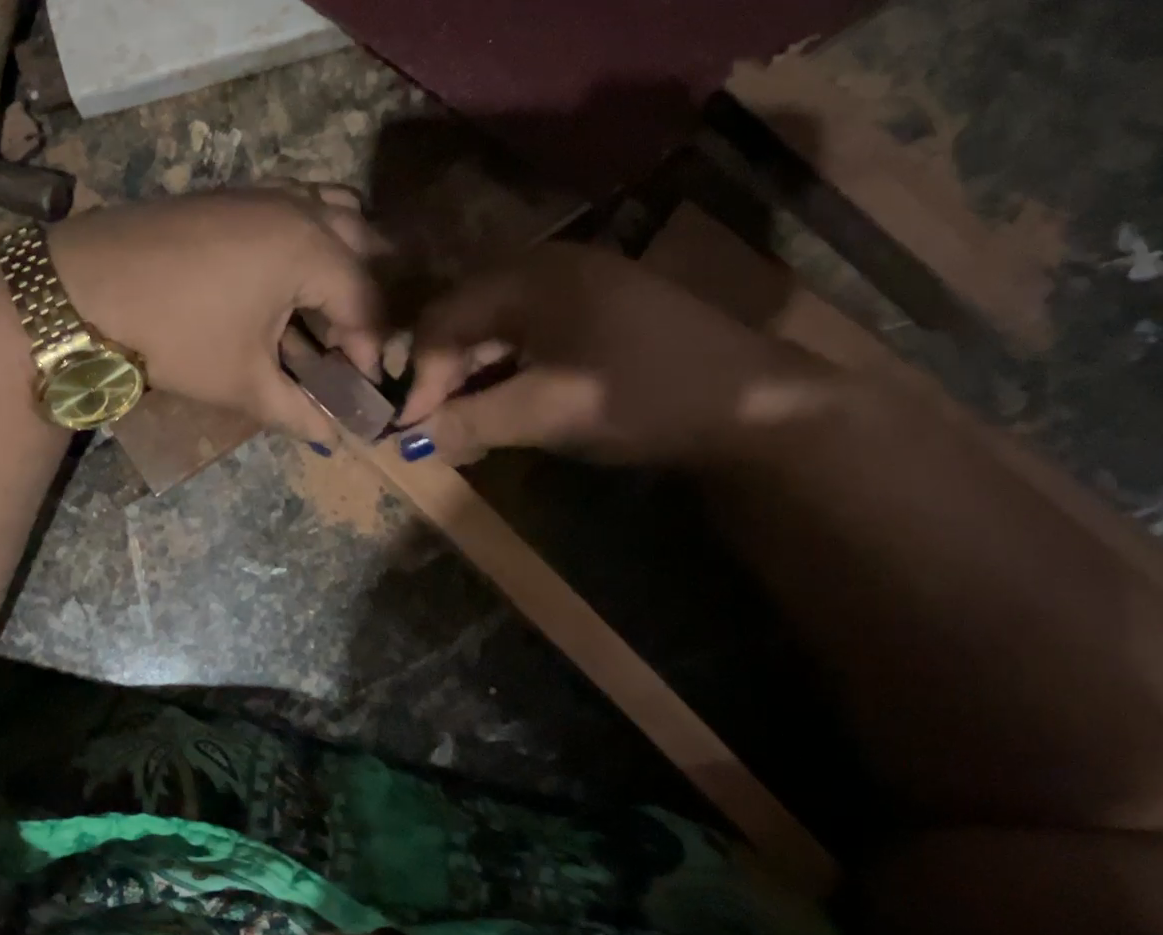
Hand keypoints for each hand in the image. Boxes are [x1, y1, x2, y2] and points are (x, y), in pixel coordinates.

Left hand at [46, 186, 384, 444]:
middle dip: (367, 297)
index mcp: (311, 250)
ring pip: (334, 209)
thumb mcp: (242, 383)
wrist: (83, 286)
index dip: (370, 349)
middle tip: (348, 344)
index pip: (366, 301)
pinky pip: (296, 201)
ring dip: (346, 253)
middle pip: (364, 244)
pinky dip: (311, 232)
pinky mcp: (232, 193)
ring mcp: (263, 192)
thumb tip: (332, 437)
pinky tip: (286, 275)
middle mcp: (298, 209)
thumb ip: (297, 411)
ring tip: (328, 304)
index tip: (358, 387)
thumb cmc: (174, 337)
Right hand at [392, 243, 840, 465]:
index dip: (420, 376)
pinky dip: (509, 369)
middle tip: (436, 426)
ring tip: (468, 422)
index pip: (444, 318)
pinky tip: (510, 403)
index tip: (411, 430)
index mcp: (532, 277)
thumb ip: (471, 421)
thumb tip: (410, 440)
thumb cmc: (638, 397)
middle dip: (444, 374)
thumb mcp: (545, 413)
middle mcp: (551, 267)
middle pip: (468, 315)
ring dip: (475, 375)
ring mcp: (582, 285)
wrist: (752, 402)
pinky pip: (532, 333)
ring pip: (500, 326)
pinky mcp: (603, 309)